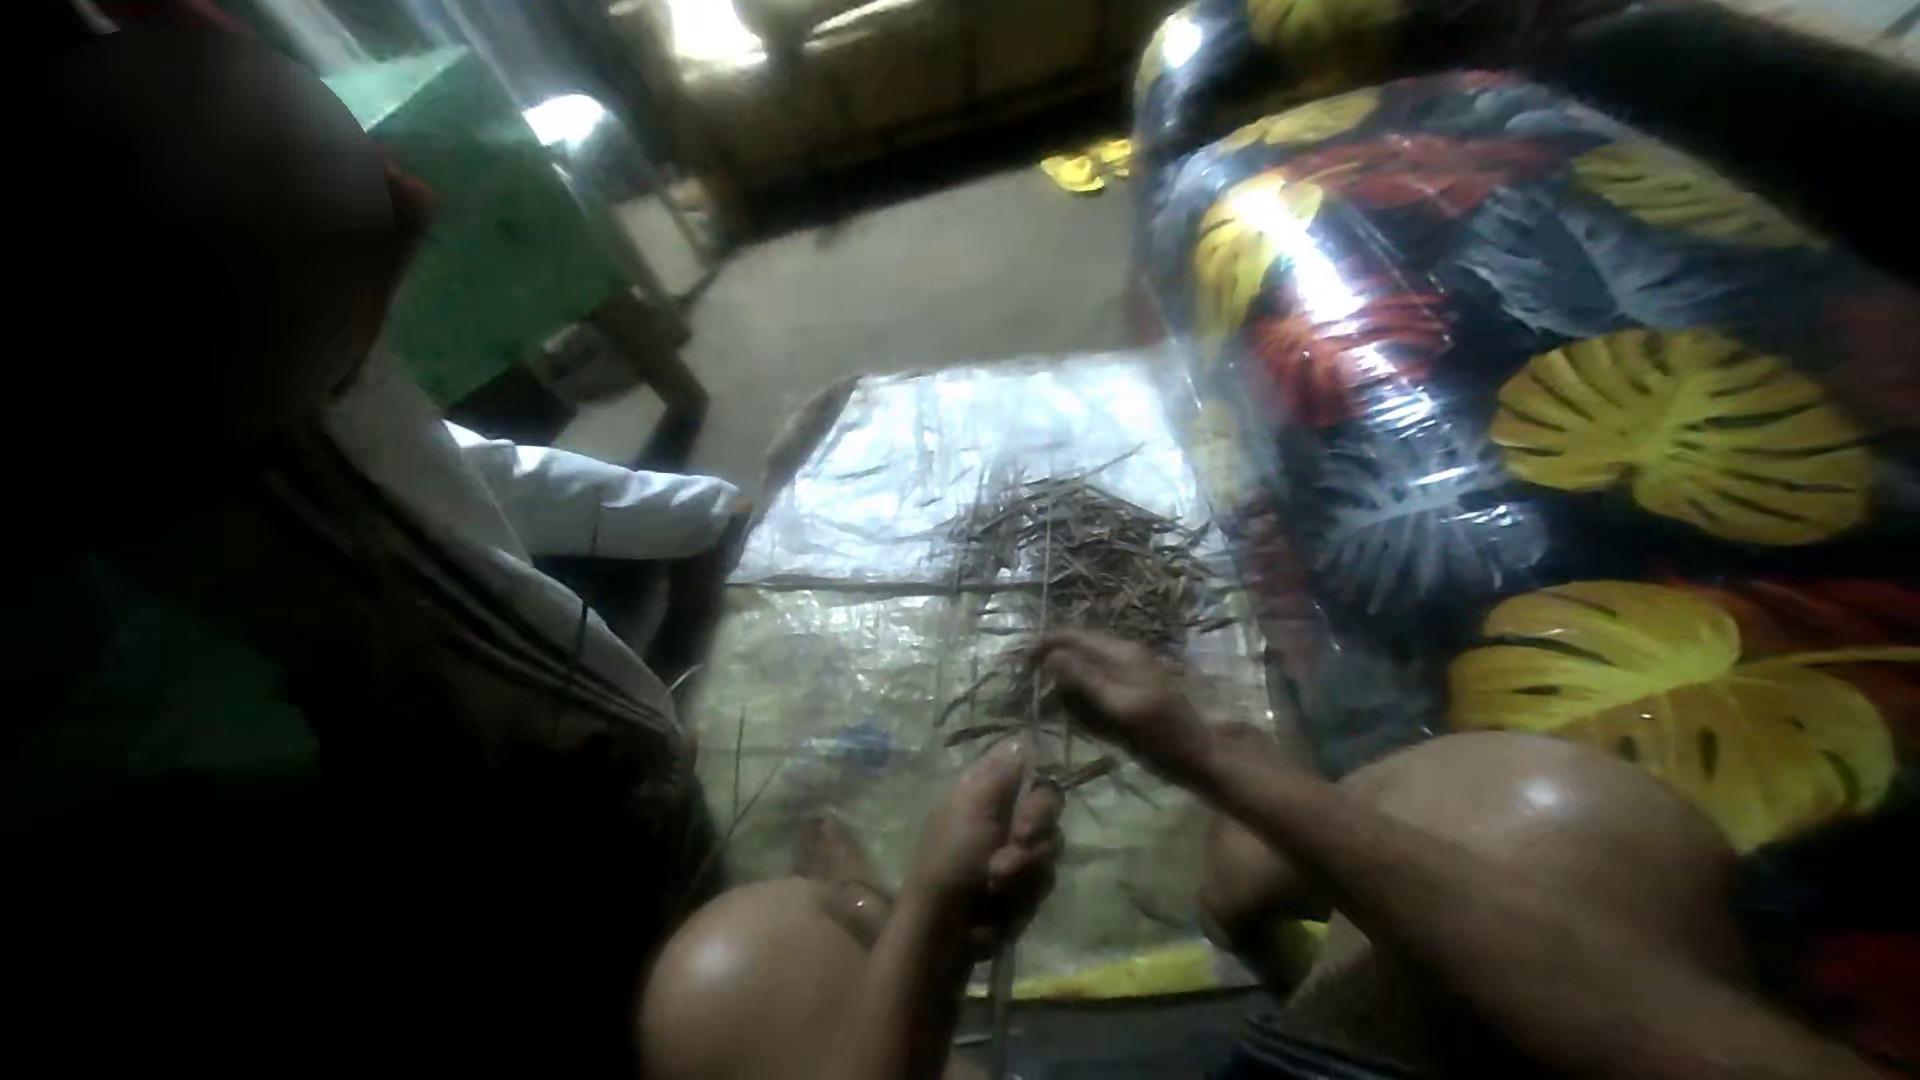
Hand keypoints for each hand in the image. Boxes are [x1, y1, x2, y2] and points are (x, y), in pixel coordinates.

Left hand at [904, 741, 1063, 953]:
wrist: (947, 928)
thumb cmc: (952, 857)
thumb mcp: (973, 805)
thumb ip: (1002, 771)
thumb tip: (1022, 737)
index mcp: (985, 788)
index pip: (1026, 764)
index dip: (1039, 772)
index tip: (1038, 784)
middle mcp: (1003, 813)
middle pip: (1048, 801)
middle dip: (1035, 823)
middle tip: (1018, 840)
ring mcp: (1017, 849)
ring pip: (1051, 842)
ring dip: (1026, 864)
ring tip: (997, 881)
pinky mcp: (1026, 883)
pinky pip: (1047, 877)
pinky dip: (1027, 889)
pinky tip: (1005, 899)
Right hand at [1032, 629, 1219, 790]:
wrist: (1203, 753)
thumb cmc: (1163, 733)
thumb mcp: (1120, 706)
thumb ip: (1086, 678)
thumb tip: (1052, 655)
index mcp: (1121, 651)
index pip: (1070, 634)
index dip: (1042, 644)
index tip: (1018, 663)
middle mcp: (1123, 651)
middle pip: (1075, 644)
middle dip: (1049, 658)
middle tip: (1026, 681)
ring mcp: (1129, 666)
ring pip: (1083, 660)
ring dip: (1062, 673)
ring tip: (1044, 693)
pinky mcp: (1131, 683)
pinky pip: (1095, 677)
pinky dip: (1078, 686)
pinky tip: (1071, 702)